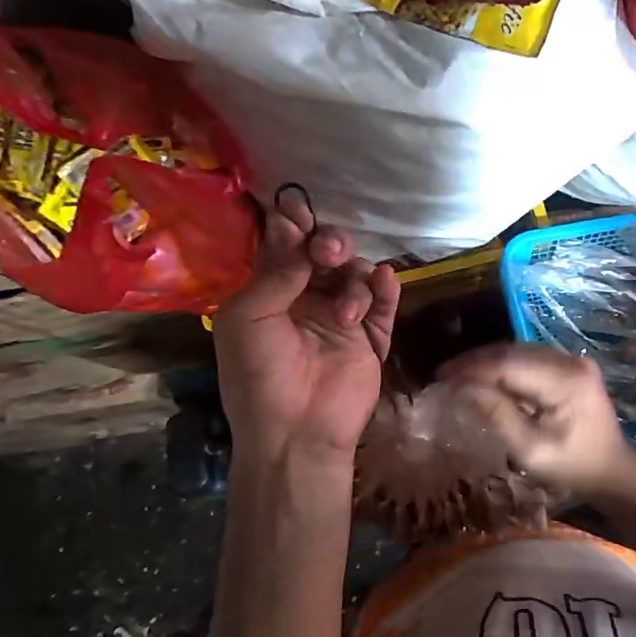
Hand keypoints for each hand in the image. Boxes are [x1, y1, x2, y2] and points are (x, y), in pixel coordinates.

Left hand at [213, 187, 399, 472]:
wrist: (295, 431)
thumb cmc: (259, 374)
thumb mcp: (248, 318)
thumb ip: (276, 272)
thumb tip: (296, 230)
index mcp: (270, 293)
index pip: (285, 248)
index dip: (293, 224)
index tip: (299, 204)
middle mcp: (306, 299)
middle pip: (326, 254)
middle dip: (329, 244)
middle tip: (327, 252)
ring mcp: (341, 318)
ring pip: (356, 274)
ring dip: (353, 279)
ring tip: (345, 310)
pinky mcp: (370, 338)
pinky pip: (383, 304)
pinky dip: (387, 288)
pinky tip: (384, 281)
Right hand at [441, 343, 635, 504]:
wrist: (613, 470)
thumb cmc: (573, 467)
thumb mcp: (531, 450)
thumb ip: (498, 416)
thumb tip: (464, 389)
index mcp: (566, 381)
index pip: (509, 366)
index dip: (472, 370)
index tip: (442, 378)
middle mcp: (571, 361)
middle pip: (513, 352)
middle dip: (475, 362)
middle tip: (443, 374)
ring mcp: (572, 360)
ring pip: (518, 351)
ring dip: (487, 361)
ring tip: (458, 374)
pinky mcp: (570, 366)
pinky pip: (529, 358)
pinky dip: (503, 366)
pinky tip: (484, 376)